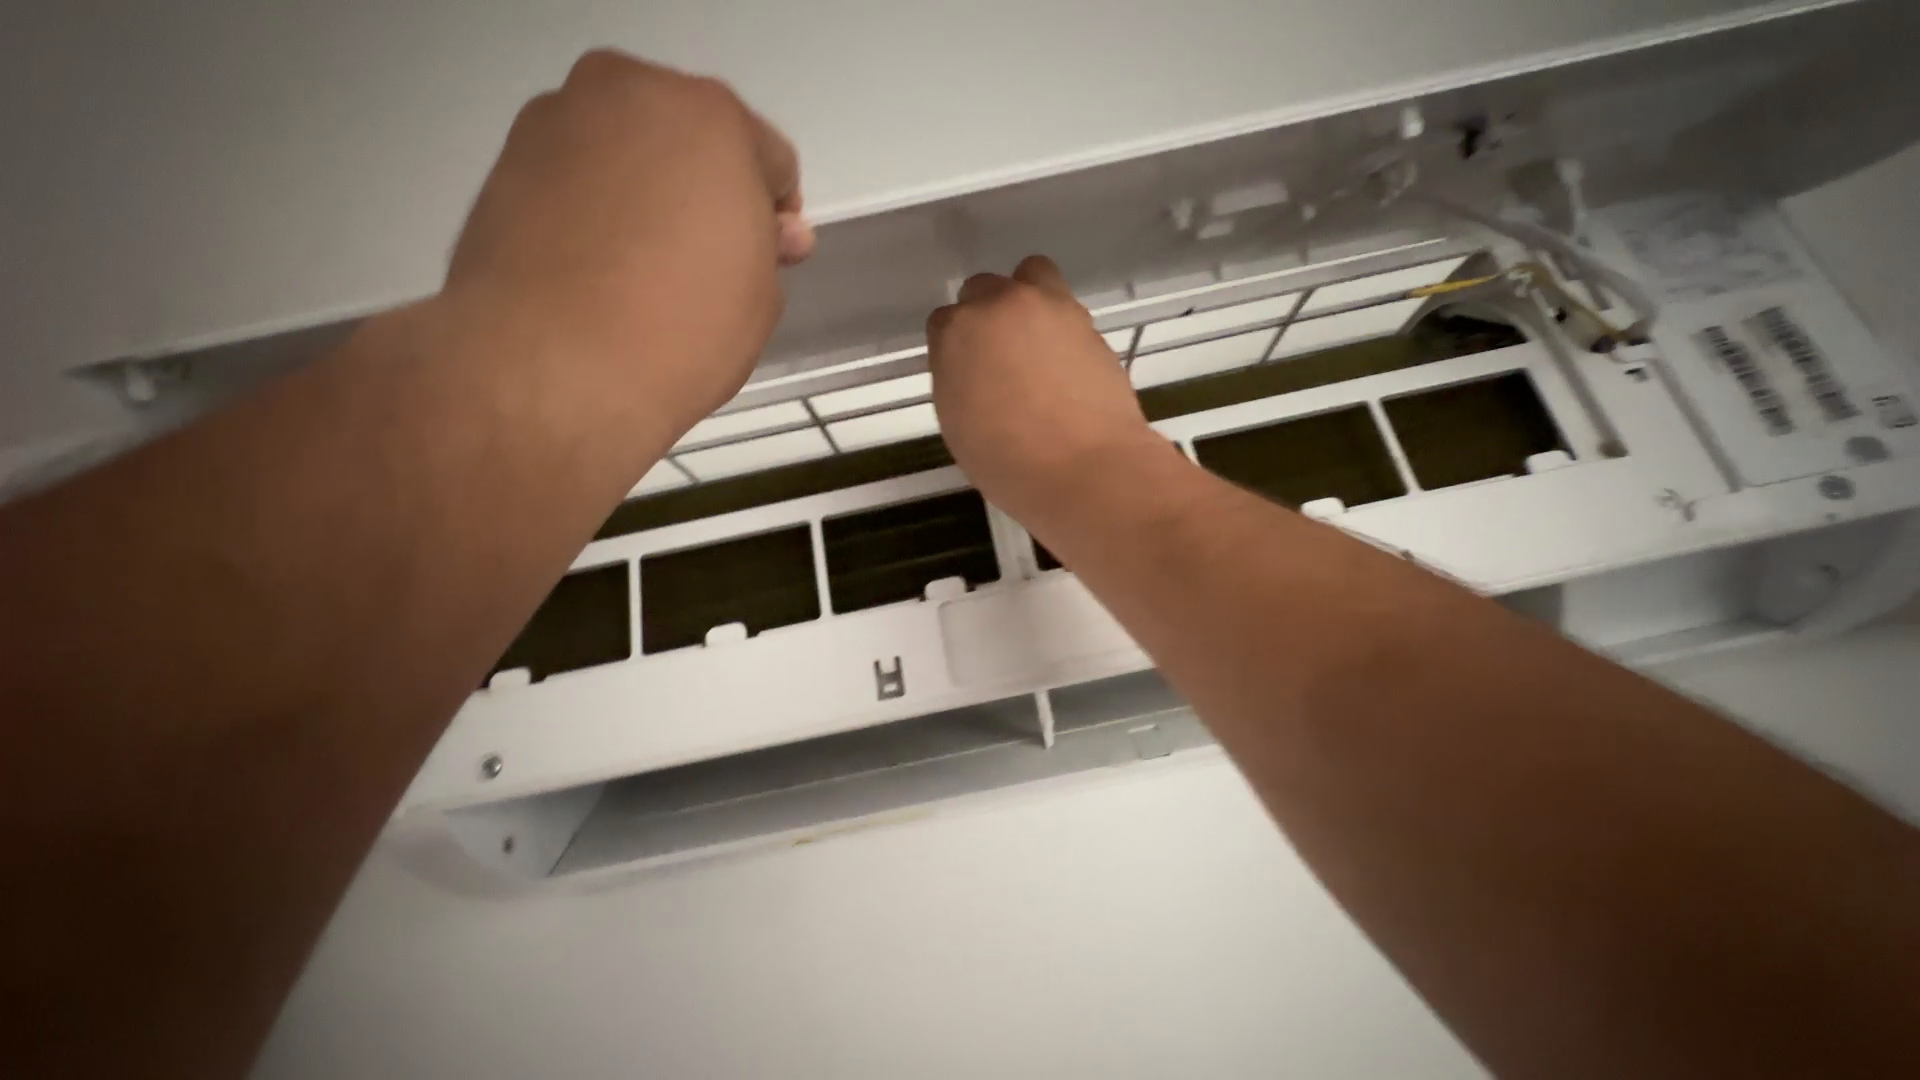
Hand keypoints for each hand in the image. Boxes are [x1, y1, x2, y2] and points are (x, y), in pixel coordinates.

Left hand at [443, 51, 812, 436]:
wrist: (554, 369)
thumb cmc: (681, 331)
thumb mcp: (761, 297)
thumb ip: (770, 246)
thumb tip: (770, 231)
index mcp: (711, 116)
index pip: (769, 158)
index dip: (775, 214)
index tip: (766, 260)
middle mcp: (630, 94)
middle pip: (693, 140)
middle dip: (708, 192)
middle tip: (706, 263)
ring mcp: (558, 122)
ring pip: (630, 153)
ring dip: (648, 195)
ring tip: (645, 272)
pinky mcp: (505, 161)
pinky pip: (578, 177)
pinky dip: (595, 208)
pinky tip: (598, 270)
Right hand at [926, 256, 1165, 524]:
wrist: (1087, 469)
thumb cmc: (1008, 461)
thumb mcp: (958, 424)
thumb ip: (958, 380)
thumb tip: (972, 370)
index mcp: (958, 333)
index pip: (943, 322)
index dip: (954, 348)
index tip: (964, 373)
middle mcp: (1002, 306)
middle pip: (983, 289)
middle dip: (986, 316)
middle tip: (997, 356)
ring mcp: (1052, 309)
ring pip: (1032, 277)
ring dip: (1027, 300)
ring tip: (1034, 343)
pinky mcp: (1091, 325)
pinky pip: (1067, 311)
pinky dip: (1061, 330)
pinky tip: (1065, 368)